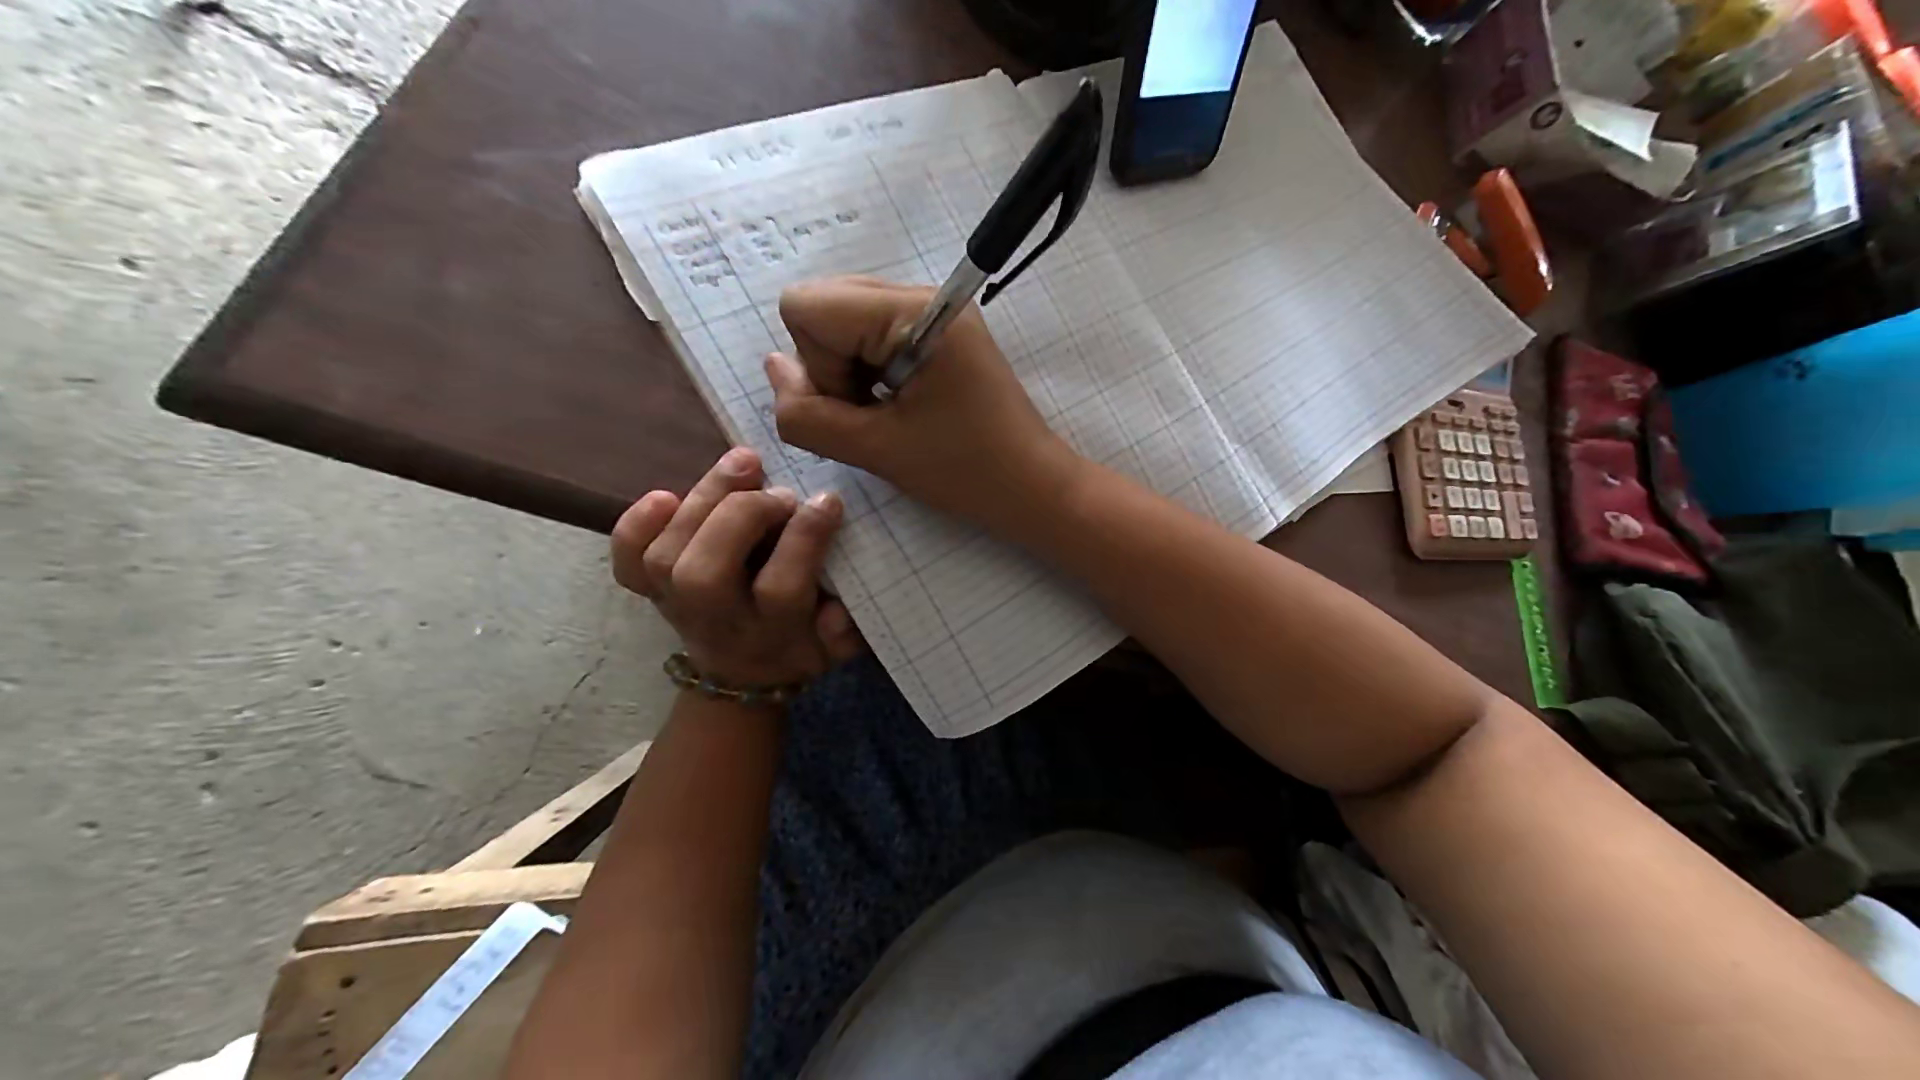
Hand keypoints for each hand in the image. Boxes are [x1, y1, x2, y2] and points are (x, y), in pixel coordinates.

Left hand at [611, 448, 862, 690]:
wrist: (740, 674)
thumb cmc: (798, 647)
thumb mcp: (836, 649)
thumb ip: (845, 633)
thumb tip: (837, 611)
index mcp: (768, 633)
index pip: (780, 587)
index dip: (804, 538)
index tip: (828, 500)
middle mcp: (715, 620)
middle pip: (707, 571)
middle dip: (742, 515)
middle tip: (780, 488)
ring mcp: (673, 603)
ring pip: (667, 554)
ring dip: (702, 500)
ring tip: (742, 465)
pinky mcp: (649, 588)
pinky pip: (626, 558)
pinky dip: (637, 524)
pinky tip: (667, 496)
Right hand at [766, 276, 1082, 531]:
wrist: (1033, 487)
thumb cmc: (964, 472)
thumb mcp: (874, 450)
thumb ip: (805, 413)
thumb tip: (773, 367)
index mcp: (911, 310)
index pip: (806, 304)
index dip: (815, 364)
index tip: (859, 406)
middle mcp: (920, 293)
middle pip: (822, 306)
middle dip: (830, 366)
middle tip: (875, 413)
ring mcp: (932, 310)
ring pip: (842, 322)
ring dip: (849, 372)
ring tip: (892, 414)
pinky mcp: (938, 332)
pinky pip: (870, 336)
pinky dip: (869, 372)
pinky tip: (901, 406)